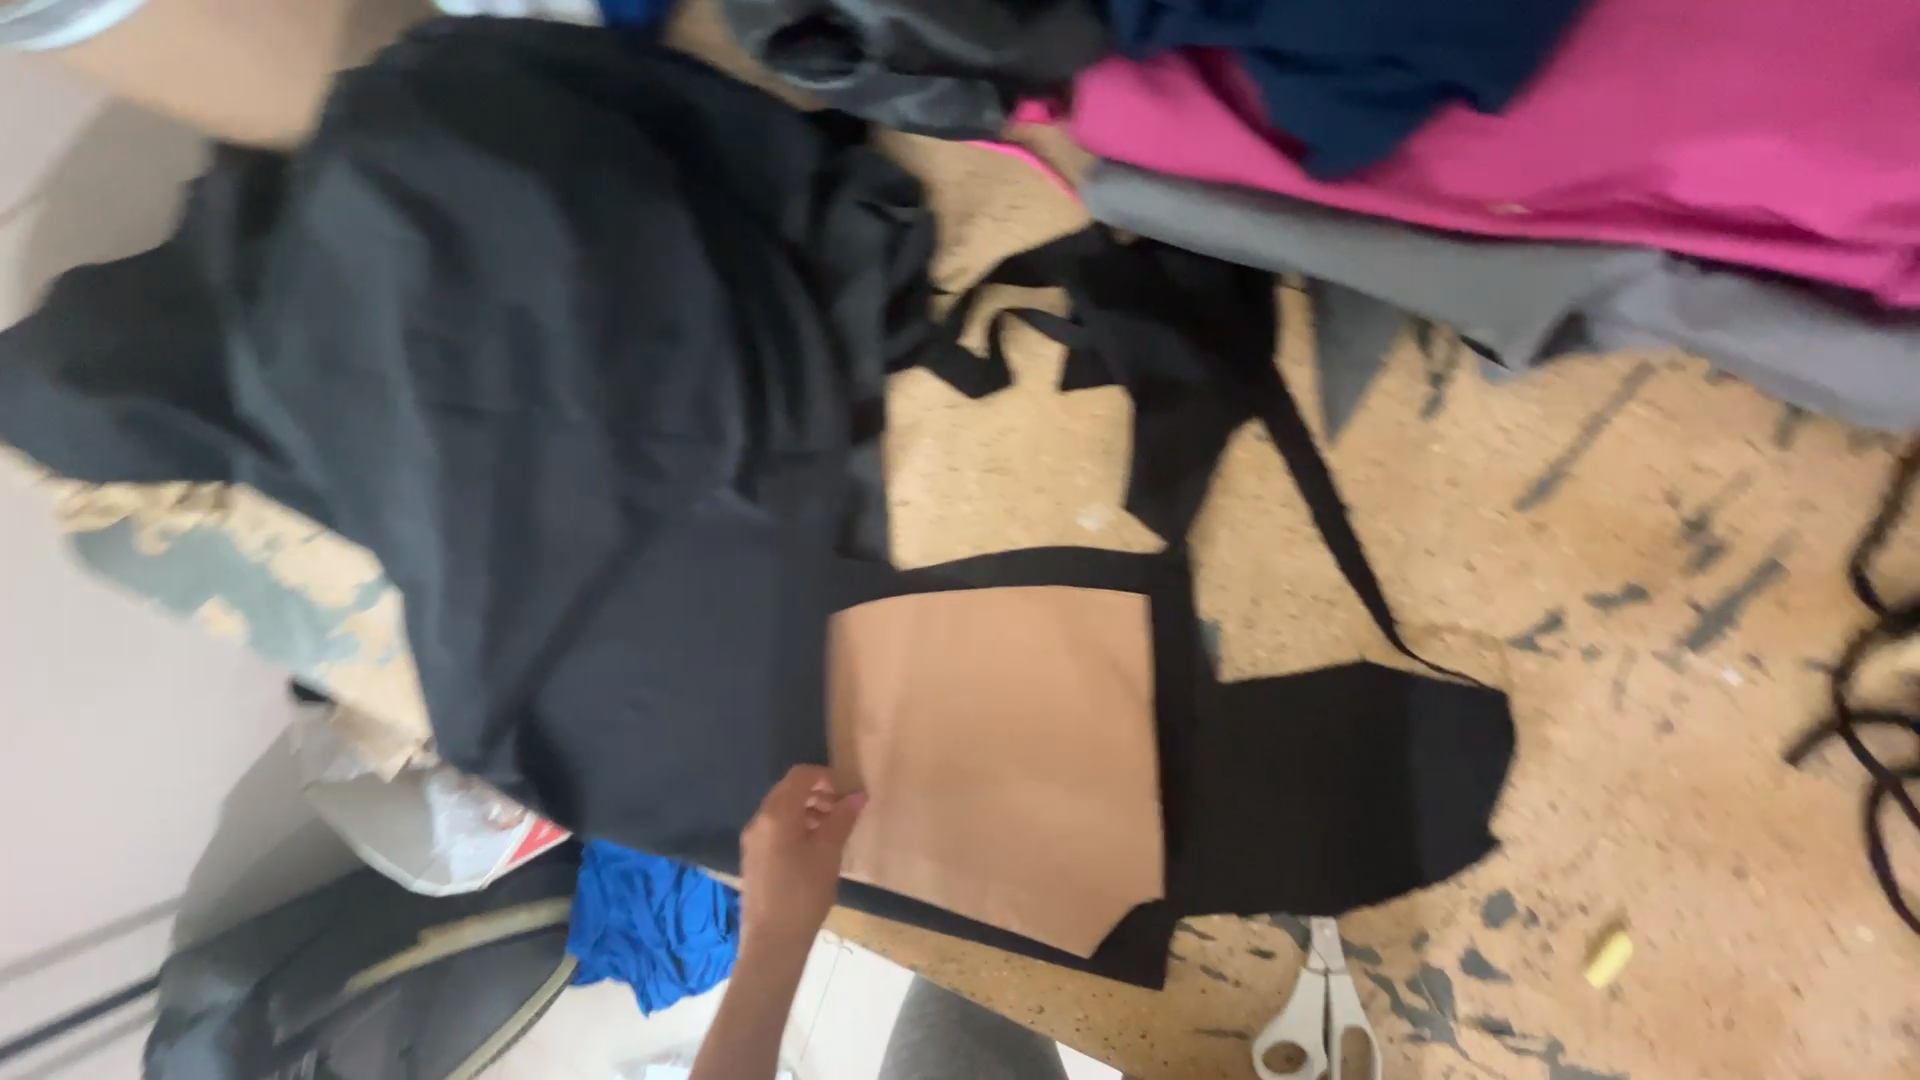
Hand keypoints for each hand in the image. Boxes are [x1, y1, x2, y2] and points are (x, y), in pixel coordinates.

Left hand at [738, 765, 865, 952]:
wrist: (772, 944)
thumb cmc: (803, 893)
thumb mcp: (829, 852)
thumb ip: (843, 818)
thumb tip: (858, 794)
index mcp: (776, 814)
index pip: (800, 776)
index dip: (826, 777)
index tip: (847, 793)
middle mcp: (759, 820)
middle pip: (789, 791)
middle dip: (818, 793)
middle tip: (842, 810)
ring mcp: (752, 841)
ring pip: (782, 810)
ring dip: (808, 810)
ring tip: (832, 830)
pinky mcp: (753, 859)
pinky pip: (775, 828)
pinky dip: (796, 826)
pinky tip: (814, 849)